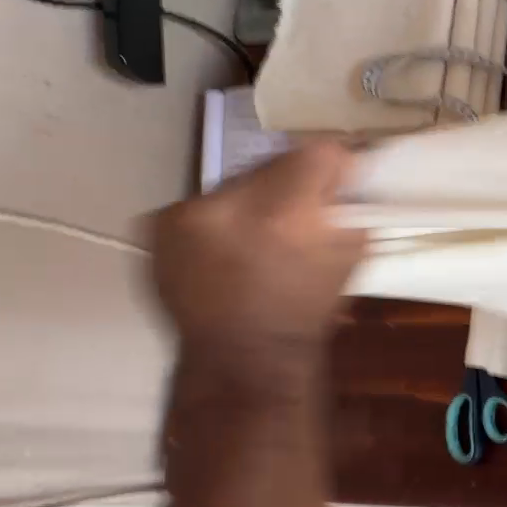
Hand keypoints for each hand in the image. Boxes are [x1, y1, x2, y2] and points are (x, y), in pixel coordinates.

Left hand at [150, 142, 366, 362]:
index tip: (344, 178)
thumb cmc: (309, 309)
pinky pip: (203, 202)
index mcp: (286, 217)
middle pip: (273, 163)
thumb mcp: (350, 256)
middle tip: (308, 208)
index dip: (336, 164)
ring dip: (258, 199)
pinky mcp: (155, 223)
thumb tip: (348, 175)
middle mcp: (227, 206)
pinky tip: (232, 244)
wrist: (243, 353)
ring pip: (237, 181)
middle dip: (294, 182)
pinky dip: (223, 216)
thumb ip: (350, 210)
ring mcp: (184, 214)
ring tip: (266, 231)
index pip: (317, 154)